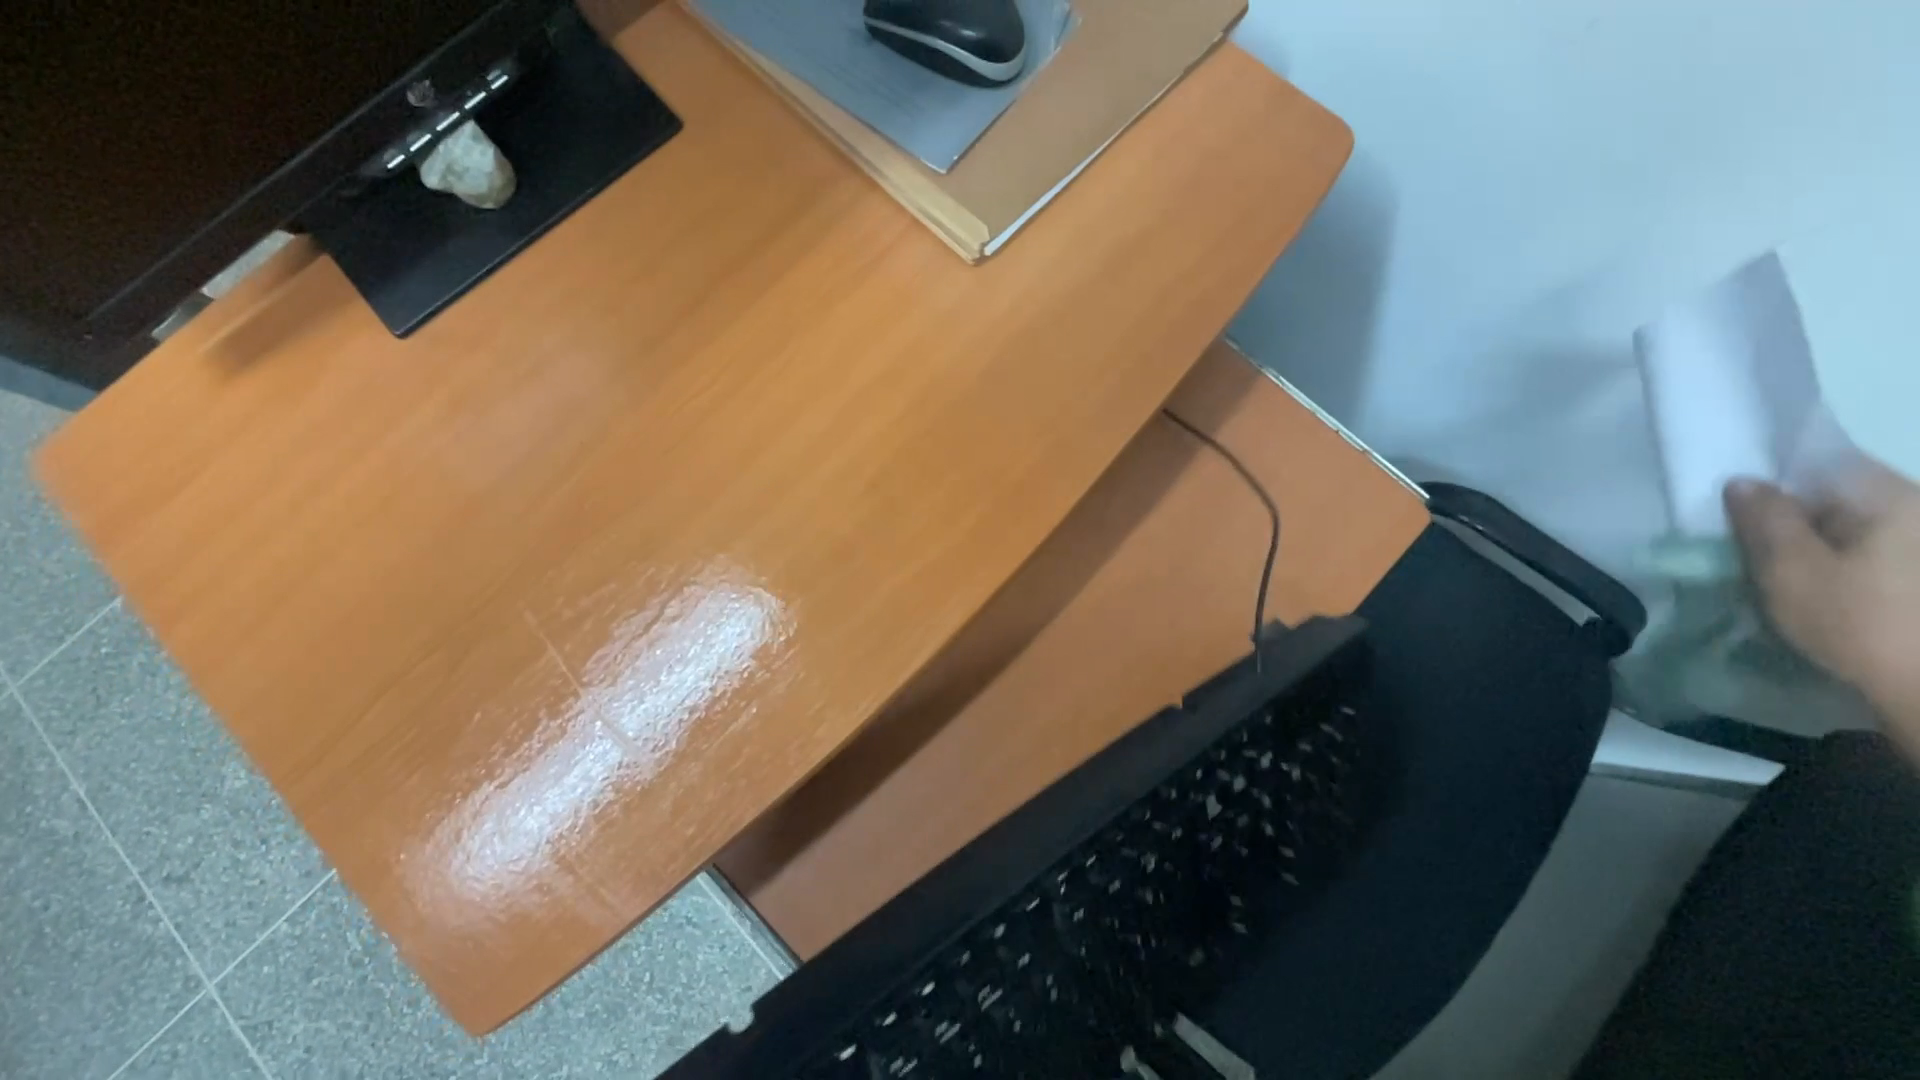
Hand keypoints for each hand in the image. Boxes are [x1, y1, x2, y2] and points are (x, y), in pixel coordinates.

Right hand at [1725, 464, 1919, 756]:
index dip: (1773, 476)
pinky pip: (1879, 553)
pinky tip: (1827, 593)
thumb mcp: (1789, 569)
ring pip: (1859, 525)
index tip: (1739, 506)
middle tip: (1752, 545)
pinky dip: (1845, 564)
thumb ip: (1763, 519)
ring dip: (1819, 542)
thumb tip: (1745, 482)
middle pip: (1842, 493)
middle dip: (1795, 511)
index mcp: (1892, 494)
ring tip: (1785, 574)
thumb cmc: (1858, 622)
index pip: (1821, 459)